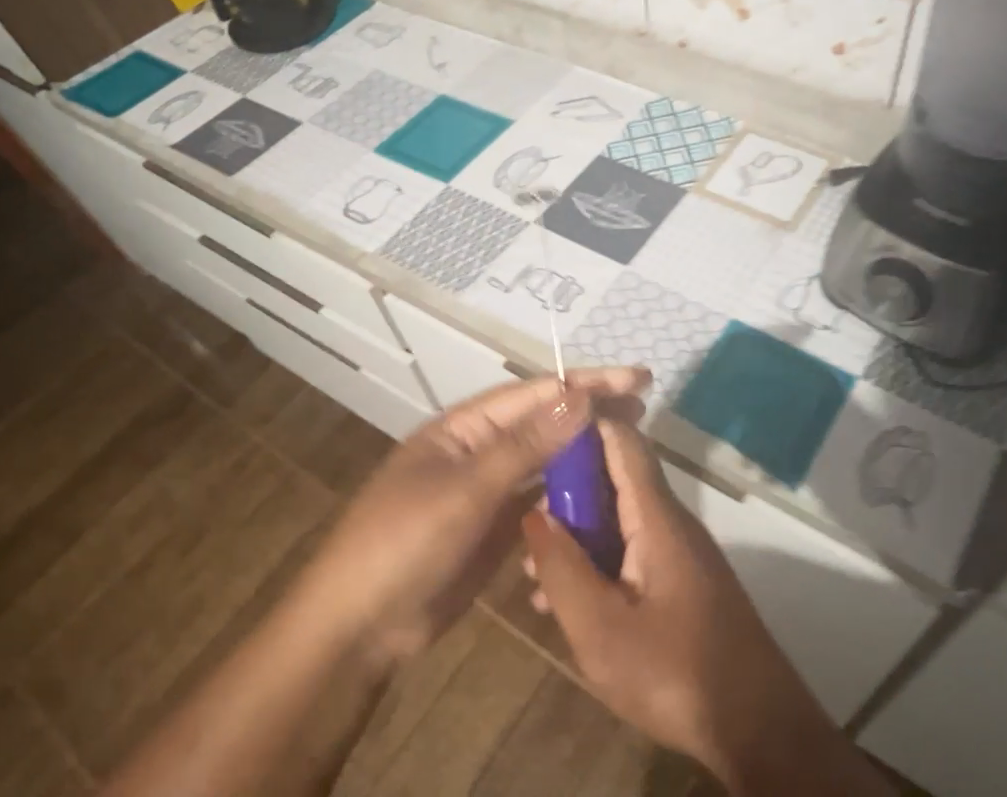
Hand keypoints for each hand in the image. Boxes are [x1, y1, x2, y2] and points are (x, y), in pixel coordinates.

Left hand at [293, 367, 647, 667]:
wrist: (361, 627)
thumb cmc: (404, 545)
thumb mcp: (466, 490)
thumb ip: (525, 445)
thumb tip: (580, 396)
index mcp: (461, 429)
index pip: (533, 394)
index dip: (587, 384)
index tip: (638, 379)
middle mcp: (475, 451)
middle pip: (542, 423)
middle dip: (590, 412)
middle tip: (645, 406)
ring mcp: (483, 492)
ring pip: (542, 462)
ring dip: (582, 452)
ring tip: (631, 445)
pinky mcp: (491, 529)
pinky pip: (537, 501)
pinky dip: (566, 495)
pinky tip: (598, 495)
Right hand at [521, 419, 885, 794]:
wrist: (758, 727)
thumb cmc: (674, 673)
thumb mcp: (600, 628)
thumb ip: (562, 567)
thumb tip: (534, 513)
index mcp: (657, 519)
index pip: (623, 443)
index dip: (583, 425)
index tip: (537, 432)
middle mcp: (672, 525)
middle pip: (615, 482)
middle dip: (565, 498)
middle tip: (523, 535)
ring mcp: (681, 556)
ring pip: (620, 524)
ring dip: (577, 540)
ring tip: (535, 584)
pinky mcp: (684, 586)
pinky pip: (633, 555)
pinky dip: (598, 567)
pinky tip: (568, 606)